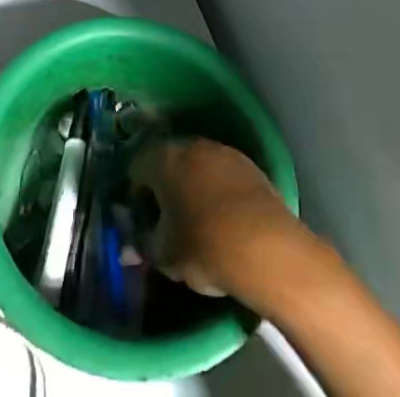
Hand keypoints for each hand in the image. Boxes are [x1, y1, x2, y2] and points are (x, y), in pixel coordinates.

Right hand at [131, 138, 306, 299]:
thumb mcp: (163, 254)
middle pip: (169, 161)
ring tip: (197, 219)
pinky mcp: (251, 165)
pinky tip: (224, 217)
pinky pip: (224, 174)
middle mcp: (193, 145)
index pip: (136, 168)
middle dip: (165, 186)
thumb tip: (134, 245)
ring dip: (193, 185)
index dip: (135, 194)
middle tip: (167, 219)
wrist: (265, 246)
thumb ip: (143, 244)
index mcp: (163, 159)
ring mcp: (225, 151)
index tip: (142, 220)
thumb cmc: (202, 246)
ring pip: (199, 165)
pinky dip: (219, 190)